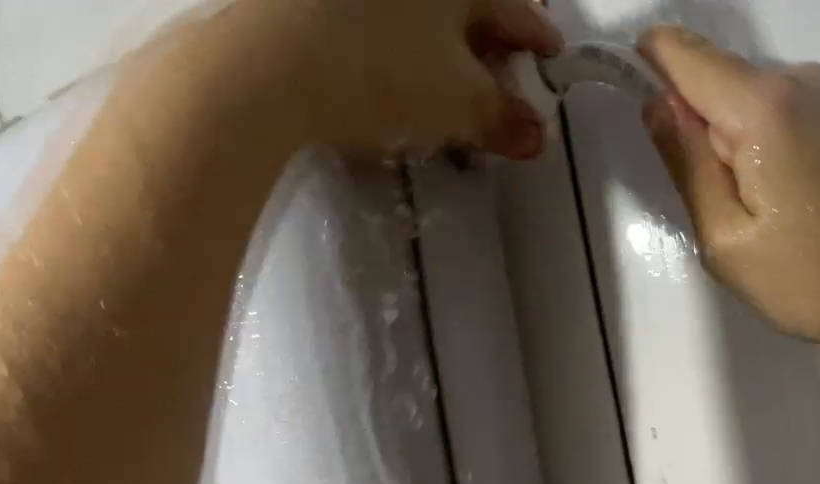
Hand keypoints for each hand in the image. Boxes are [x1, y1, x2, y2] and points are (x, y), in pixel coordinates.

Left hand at [189, 0, 561, 158]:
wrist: (268, 63)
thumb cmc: (384, 73)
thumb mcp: (458, 105)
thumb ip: (503, 118)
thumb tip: (535, 134)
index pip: (513, 7)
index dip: (536, 35)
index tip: (551, 53)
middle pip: (463, 2)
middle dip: (488, 34)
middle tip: (502, 62)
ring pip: (417, 9)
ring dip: (439, 35)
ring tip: (447, 68)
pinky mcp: (314, 2)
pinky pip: (373, 17)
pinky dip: (393, 35)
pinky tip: (391, 61)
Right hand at [639, 26, 819, 361]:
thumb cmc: (811, 280)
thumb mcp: (726, 240)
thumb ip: (685, 164)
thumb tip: (655, 105)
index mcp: (760, 104)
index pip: (676, 51)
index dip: (644, 75)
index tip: (648, 136)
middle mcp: (795, 80)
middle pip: (710, 78)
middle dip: (693, 131)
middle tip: (715, 209)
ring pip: (741, 103)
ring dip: (727, 150)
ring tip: (753, 217)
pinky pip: (773, 119)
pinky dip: (757, 153)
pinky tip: (780, 209)